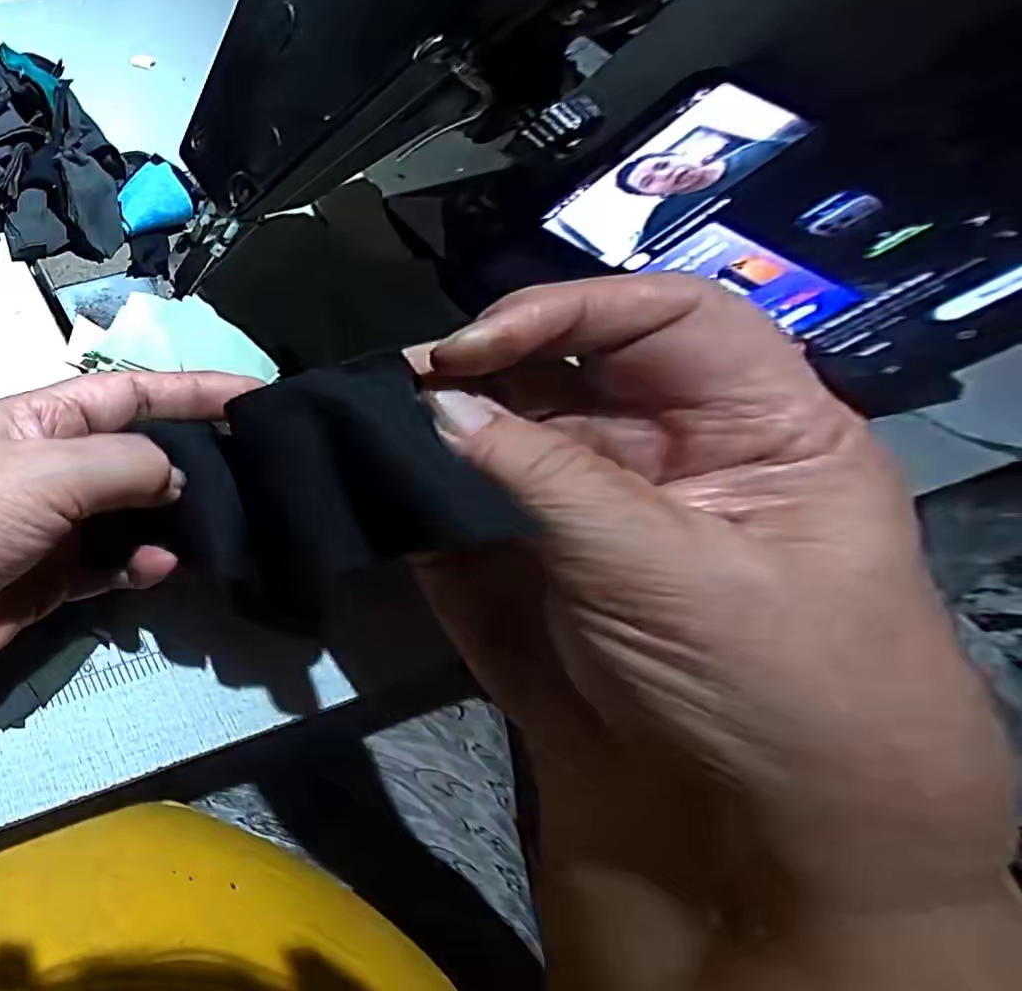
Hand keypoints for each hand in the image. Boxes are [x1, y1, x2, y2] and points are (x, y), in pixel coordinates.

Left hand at [0, 371, 262, 713]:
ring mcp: (54, 525)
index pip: (134, 392)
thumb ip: (125, 466)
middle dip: (194, 457)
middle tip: (257, 470)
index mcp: (46, 419)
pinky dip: (140, 565)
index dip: (195, 389)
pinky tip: (162, 567)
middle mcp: (54, 466)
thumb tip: (182, 474)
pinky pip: (112, 566)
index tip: (258, 393)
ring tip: (224, 524)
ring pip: (133, 513)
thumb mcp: (46, 471)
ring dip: (173, 518)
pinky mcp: (52, 579)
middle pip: (139, 452)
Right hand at [412, 274, 1013, 909]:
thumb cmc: (764, 683)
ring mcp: (552, 491)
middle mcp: (636, 440)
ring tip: (364, 418)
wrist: (713, 819)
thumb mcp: (670, 567)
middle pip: (548, 360)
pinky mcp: (491, 538)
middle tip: (397, 381)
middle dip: (472, 361)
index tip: (471, 348)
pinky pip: (438, 487)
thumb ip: (543, 477)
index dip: (566, 309)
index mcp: (738, 421)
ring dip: (421, 416)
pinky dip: (398, 474)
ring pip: (479, 421)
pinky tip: (362, 467)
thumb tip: (431, 403)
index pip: (658, 317)